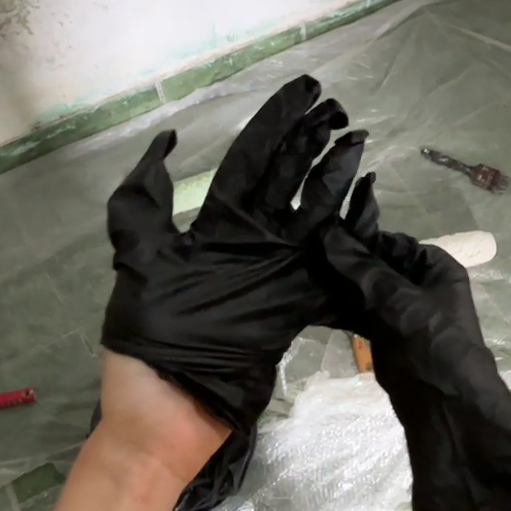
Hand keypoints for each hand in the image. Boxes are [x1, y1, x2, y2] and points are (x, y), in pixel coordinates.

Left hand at [100, 75, 366, 510]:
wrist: (167, 420)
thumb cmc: (147, 347)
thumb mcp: (137, 268)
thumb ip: (141, 206)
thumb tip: (166, 142)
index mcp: (214, 227)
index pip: (251, 160)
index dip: (277, 123)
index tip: (303, 90)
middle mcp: (253, 241)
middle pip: (289, 178)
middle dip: (313, 139)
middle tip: (340, 108)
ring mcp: (279, 271)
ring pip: (316, 214)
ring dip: (338, 177)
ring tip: (359, 143)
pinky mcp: (298, 305)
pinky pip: (333, 267)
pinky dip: (355, 236)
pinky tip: (372, 209)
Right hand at [320, 176, 510, 510]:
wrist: (450, 416)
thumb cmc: (435, 348)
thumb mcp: (400, 303)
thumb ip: (364, 270)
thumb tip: (326, 233)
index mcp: (436, 269)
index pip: (392, 243)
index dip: (359, 238)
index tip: (316, 232)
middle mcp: (420, 287)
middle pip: (376, 267)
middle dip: (342, 264)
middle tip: (297, 254)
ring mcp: (403, 316)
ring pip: (364, 293)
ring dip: (335, 287)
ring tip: (294, 275)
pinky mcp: (387, 341)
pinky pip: (359, 317)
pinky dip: (337, 312)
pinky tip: (306, 304)